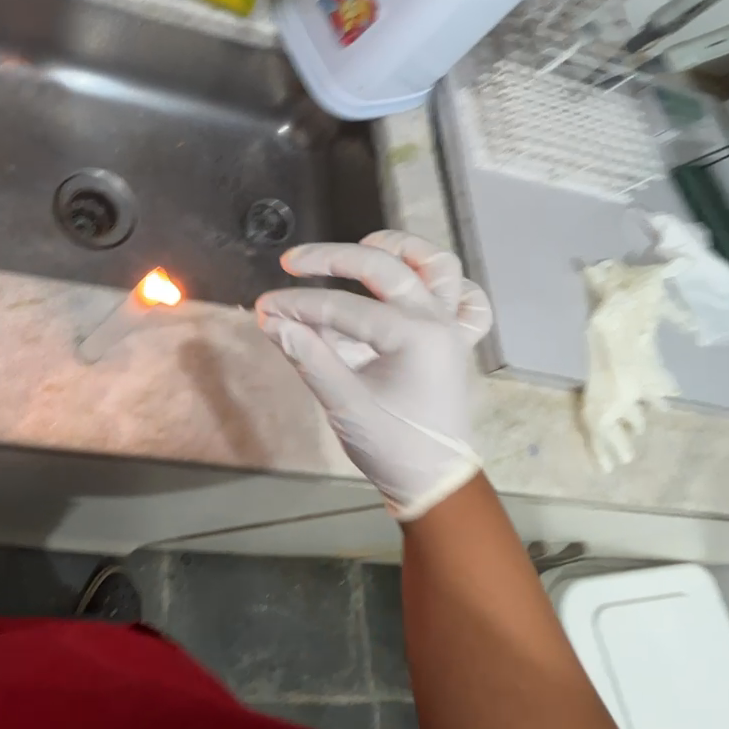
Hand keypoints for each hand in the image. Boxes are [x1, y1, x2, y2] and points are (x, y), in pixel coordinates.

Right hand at [254, 231, 491, 520]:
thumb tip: (270, 320)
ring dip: (400, 248)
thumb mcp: (343, 405)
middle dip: (330, 257)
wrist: (435, 482)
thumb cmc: (391, 446)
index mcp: (413, 338)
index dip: (297, 304)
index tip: (263, 308)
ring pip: (437, 265)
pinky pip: (464, 298)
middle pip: (382, 266)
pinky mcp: (456, 338)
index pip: (342, 306)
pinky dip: (442, 283)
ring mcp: (452, 327)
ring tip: (362, 246)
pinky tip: (412, 282)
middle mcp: (437, 321)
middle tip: (291, 262)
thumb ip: (308, 357)